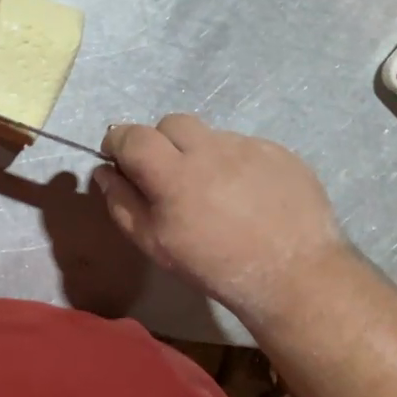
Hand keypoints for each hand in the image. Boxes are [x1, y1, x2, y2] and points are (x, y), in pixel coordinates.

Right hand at [94, 114, 348, 317]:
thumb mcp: (154, 244)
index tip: (115, 156)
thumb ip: (122, 204)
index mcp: (174, 174)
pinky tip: (242, 195)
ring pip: (208, 135)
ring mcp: (248, 147)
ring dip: (197, 153)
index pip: (133, 136)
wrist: (291, 273)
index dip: (118, 141)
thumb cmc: (212, 266)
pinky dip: (232, 163)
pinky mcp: (279, 152)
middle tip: (163, 174)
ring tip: (209, 191)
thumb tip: (105, 173)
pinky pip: (242, 147)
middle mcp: (211, 149)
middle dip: (158, 142)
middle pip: (171, 123)